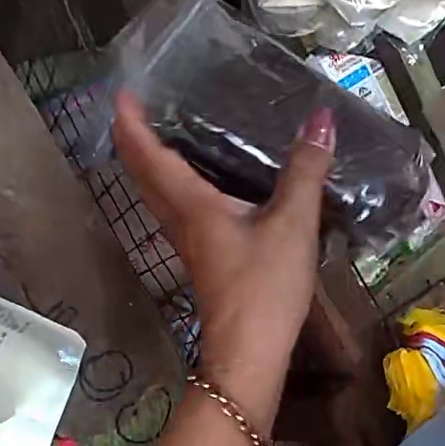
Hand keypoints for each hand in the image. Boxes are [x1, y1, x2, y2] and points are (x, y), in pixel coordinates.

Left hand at [112, 93, 334, 423]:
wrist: (249, 353)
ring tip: (163, 134)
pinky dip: (174, 186)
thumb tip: (322, 120)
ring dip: (150, 164)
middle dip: (132, 139)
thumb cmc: (264, 287)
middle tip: (138, 107)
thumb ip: (305, 171)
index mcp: (191, 205)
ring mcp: (187, 243)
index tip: (123, 92)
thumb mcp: (292, 225)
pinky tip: (200, 184)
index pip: (149, 155)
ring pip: (156, 195)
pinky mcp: (202, 258)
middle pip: (143, 175)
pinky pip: (176, 210)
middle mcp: (179, 221)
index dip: (131, 123)